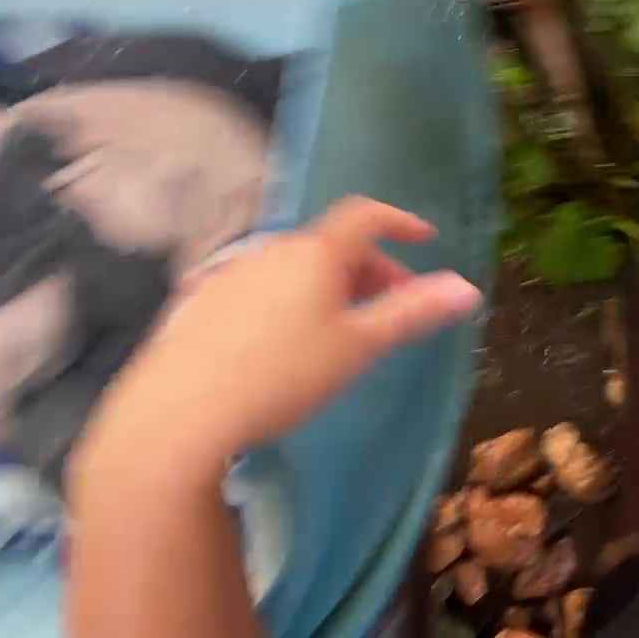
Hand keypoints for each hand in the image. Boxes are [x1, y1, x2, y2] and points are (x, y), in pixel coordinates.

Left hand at [72, 198, 481, 487]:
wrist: (171, 422)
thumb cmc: (281, 375)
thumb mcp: (360, 346)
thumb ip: (414, 312)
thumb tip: (468, 289)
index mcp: (314, 252)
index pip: (366, 216)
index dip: (400, 222)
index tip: (425, 239)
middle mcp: (271, 251)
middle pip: (334, 246)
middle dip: (371, 269)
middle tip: (391, 307)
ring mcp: (230, 275)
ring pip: (297, 268)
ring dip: (331, 286)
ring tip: (341, 330)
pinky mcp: (198, 305)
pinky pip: (262, 288)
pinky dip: (291, 300)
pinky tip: (284, 346)